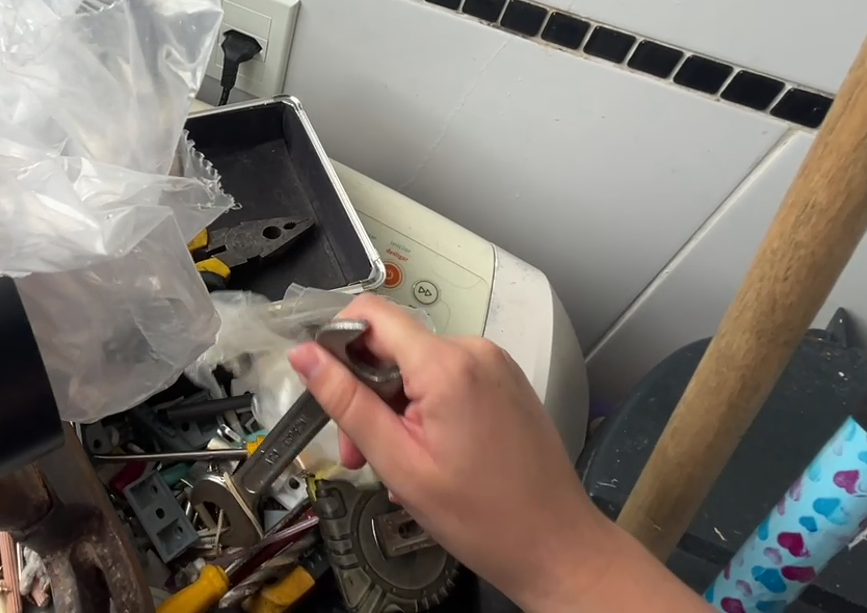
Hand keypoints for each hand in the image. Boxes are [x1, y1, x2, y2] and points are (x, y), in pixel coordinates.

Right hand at [289, 295, 703, 612]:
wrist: (563, 554)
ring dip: (392, 404)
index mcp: (445, 364)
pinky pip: (443, 374)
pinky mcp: (502, 378)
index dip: (338, 339)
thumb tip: (303, 353)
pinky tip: (427, 448)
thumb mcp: (398, 463)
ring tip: (396, 460)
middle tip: (359, 449)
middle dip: (365, 391)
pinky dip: (423, 404)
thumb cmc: (484, 520)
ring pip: (413, 363)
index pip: (370, 312)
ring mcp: (492, 362)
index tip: (328, 384)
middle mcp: (472, 349)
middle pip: (390, 344)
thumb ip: (345, 401)